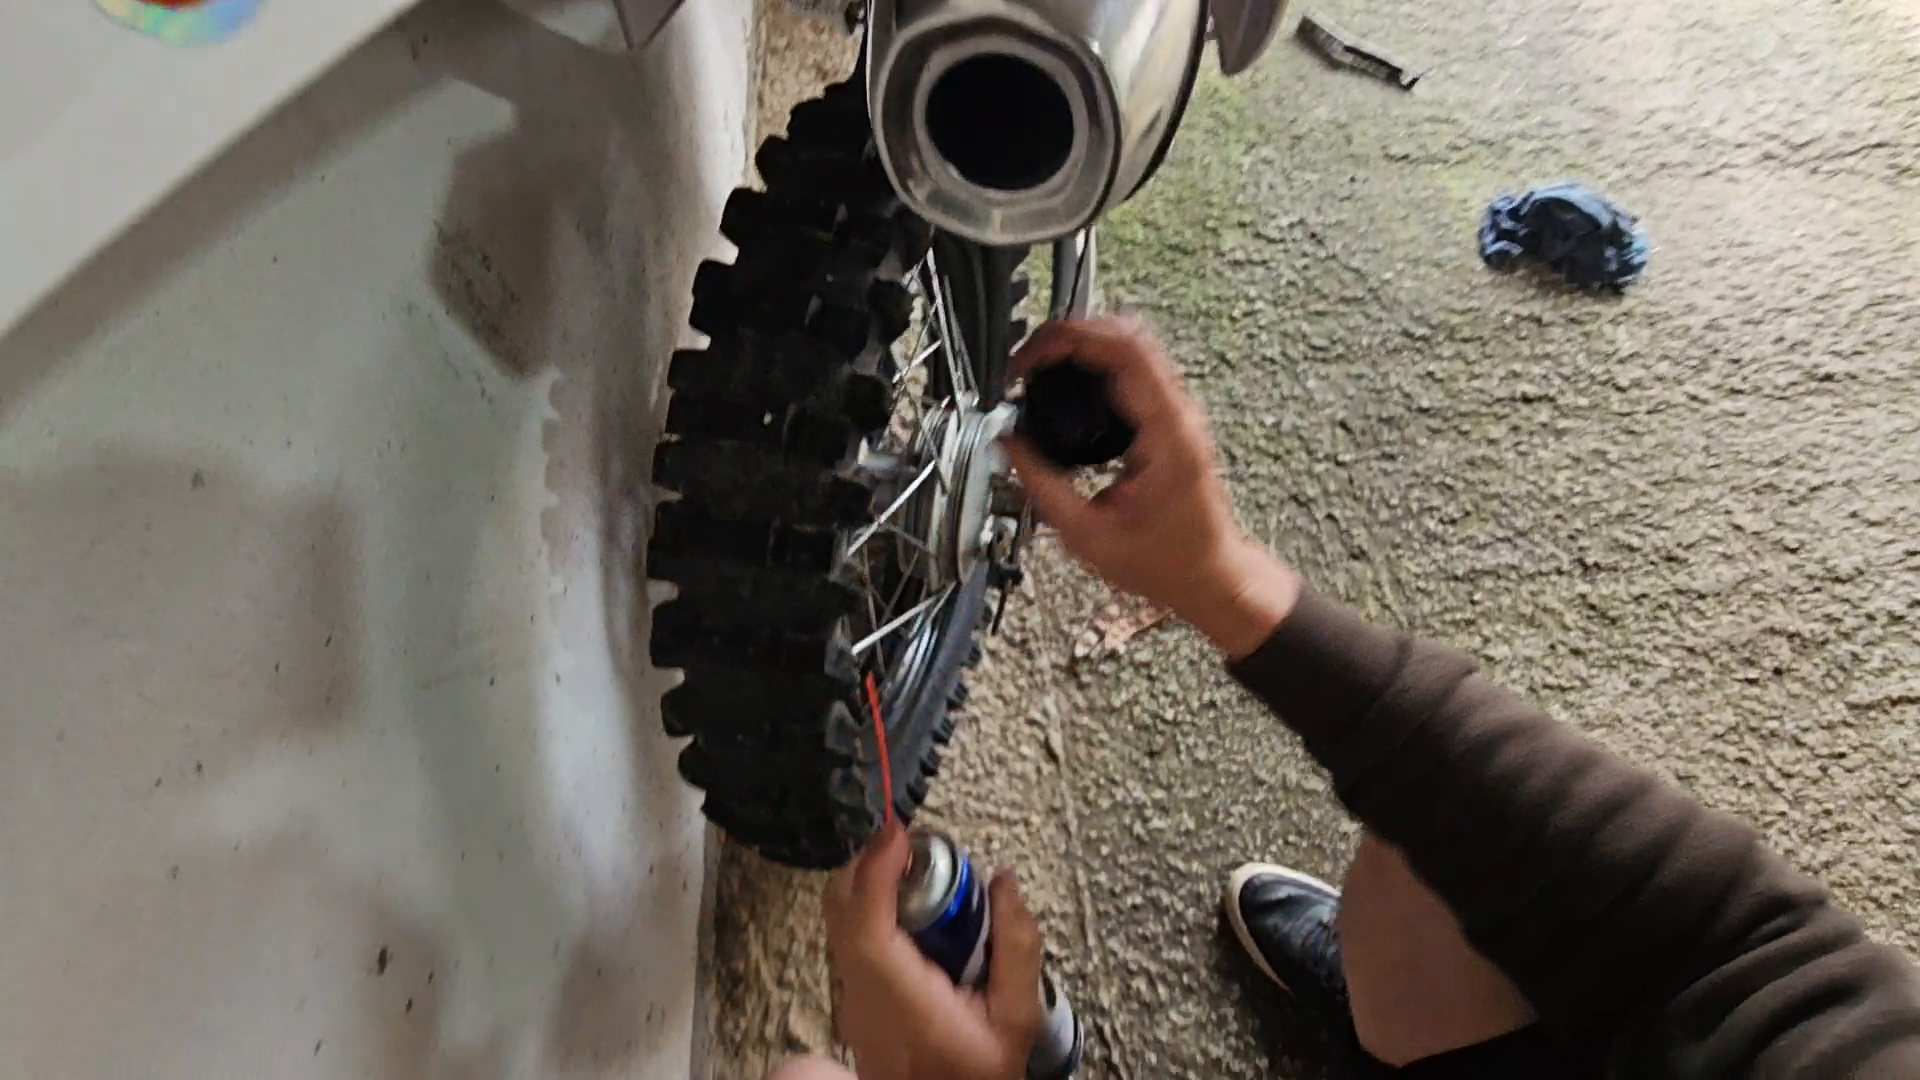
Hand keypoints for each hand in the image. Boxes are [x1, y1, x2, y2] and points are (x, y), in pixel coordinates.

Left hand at [823, 825, 1043, 1079]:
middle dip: (870, 861)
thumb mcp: (1018, 1020)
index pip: (869, 933)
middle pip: (841, 911)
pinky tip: (906, 899)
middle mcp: (863, 1000)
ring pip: (839, 916)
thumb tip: (1003, 881)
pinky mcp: (851, 994)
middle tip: (914, 845)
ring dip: (867, 877)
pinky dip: (867, 898)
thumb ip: (1017, 947)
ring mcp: (850, 998)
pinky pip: (848, 930)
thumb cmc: (979, 1073)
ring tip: (913, 866)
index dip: (875, 873)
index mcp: (905, 1008)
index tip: (901, 832)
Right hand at [1006, 317, 1302, 657]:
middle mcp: (1179, 414)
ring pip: (1133, 344)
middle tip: (1026, 360)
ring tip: (1039, 367)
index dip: (1069, 341)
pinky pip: (1134, 368)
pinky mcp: (1169, 420)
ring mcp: (1179, 413)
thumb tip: (1007, 443)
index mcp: (1167, 435)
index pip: (1125, 352)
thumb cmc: (1163, 562)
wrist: (1209, 576)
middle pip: (1129, 335)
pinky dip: (1095, 362)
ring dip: (1082, 344)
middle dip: (1069, 335)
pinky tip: (1066, 382)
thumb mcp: (1086, 534)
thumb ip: (1041, 484)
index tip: (1028, 359)